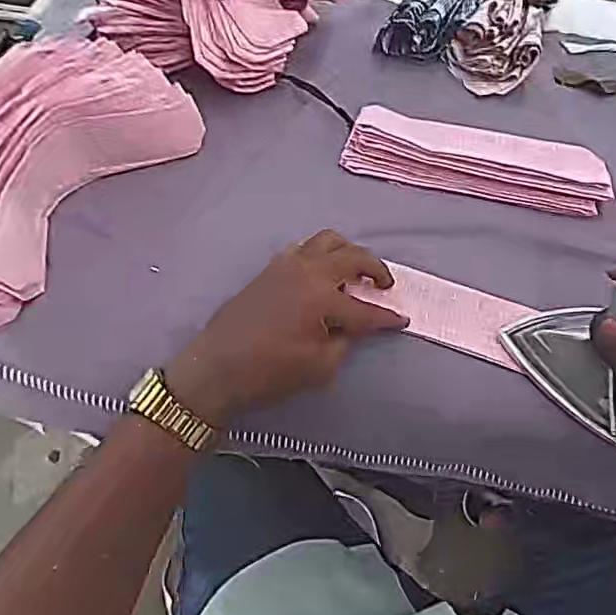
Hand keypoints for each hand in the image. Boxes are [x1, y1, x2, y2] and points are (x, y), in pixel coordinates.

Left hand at [165, 231, 408, 424]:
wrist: (214, 369)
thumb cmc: (268, 373)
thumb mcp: (319, 366)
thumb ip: (344, 341)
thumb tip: (353, 326)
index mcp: (321, 296)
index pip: (365, 308)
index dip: (386, 317)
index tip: (401, 320)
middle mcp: (307, 271)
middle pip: (353, 257)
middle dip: (375, 270)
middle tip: (385, 286)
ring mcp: (286, 265)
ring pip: (327, 241)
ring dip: (348, 253)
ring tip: (355, 272)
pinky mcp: (270, 269)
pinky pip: (303, 248)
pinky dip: (320, 254)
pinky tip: (320, 273)